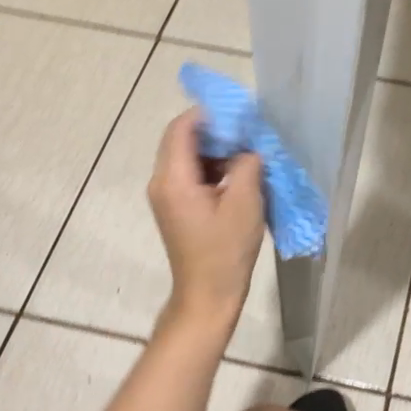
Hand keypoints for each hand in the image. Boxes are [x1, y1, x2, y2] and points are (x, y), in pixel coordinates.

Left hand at [147, 109, 265, 324]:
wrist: (208, 296)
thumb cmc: (225, 251)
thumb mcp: (244, 203)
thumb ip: (246, 165)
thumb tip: (248, 150)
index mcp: (173, 178)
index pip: (182, 128)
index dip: (209, 115)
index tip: (240, 115)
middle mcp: (162, 183)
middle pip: (182, 140)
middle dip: (215, 132)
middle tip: (248, 133)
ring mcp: (166, 197)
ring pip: (187, 157)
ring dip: (216, 151)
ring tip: (248, 155)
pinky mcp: (176, 209)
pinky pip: (190, 176)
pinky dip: (212, 169)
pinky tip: (238, 177)